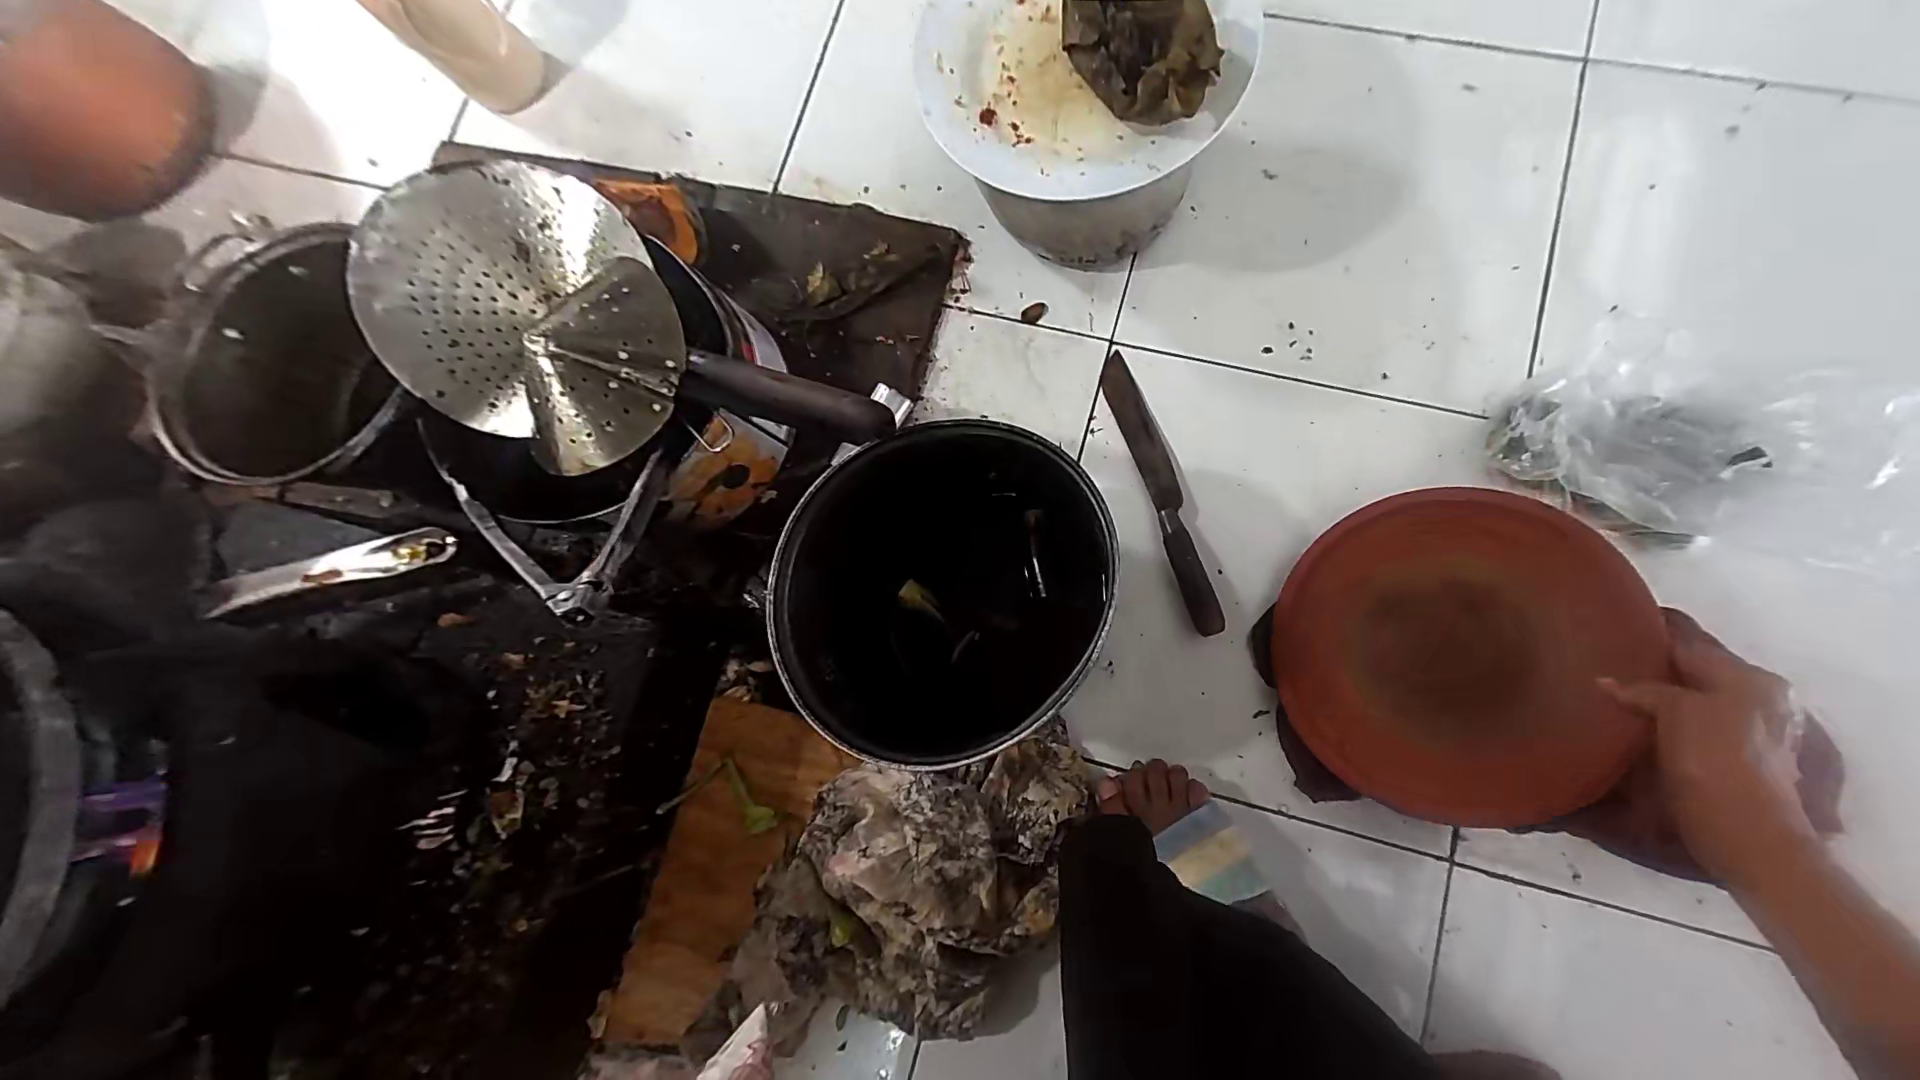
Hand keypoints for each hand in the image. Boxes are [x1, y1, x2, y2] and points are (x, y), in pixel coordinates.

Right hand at [1599, 608, 1816, 885]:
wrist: (1743, 831)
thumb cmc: (1715, 760)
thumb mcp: (1677, 710)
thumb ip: (1644, 689)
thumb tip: (1606, 683)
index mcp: (1751, 680)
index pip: (1687, 641)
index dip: (1647, 631)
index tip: (1604, 624)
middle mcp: (1756, 701)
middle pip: (1688, 671)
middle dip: (1647, 666)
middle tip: (1596, 659)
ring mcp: (1744, 733)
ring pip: (1685, 698)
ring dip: (1649, 695)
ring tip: (1602, 691)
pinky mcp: (1726, 759)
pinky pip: (1681, 725)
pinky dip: (1654, 720)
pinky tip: (1625, 722)